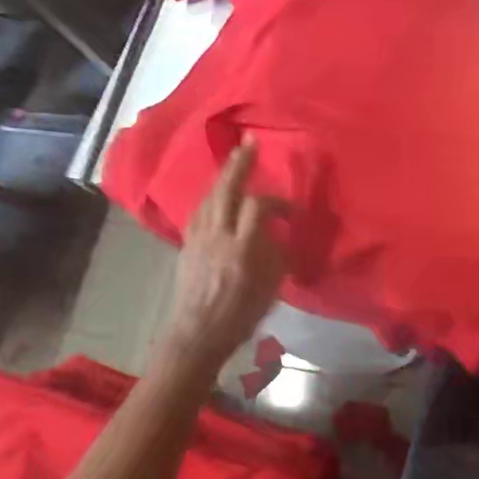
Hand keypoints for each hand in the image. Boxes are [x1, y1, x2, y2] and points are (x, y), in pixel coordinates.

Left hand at [157, 140, 286, 375]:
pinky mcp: (186, 244)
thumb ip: (275, 257)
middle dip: (239, 165)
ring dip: (223, 177)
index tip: (292, 213)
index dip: (277, 202)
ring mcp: (198, 238)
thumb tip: (278, 233)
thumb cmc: (238, 318)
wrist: (197, 334)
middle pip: (227, 190)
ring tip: (234, 162)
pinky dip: (210, 196)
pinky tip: (215, 194)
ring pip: (209, 197)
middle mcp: (217, 236)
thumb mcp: (269, 290)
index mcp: (242, 250)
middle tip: (249, 144)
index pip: (258, 207)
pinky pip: (198, 211)